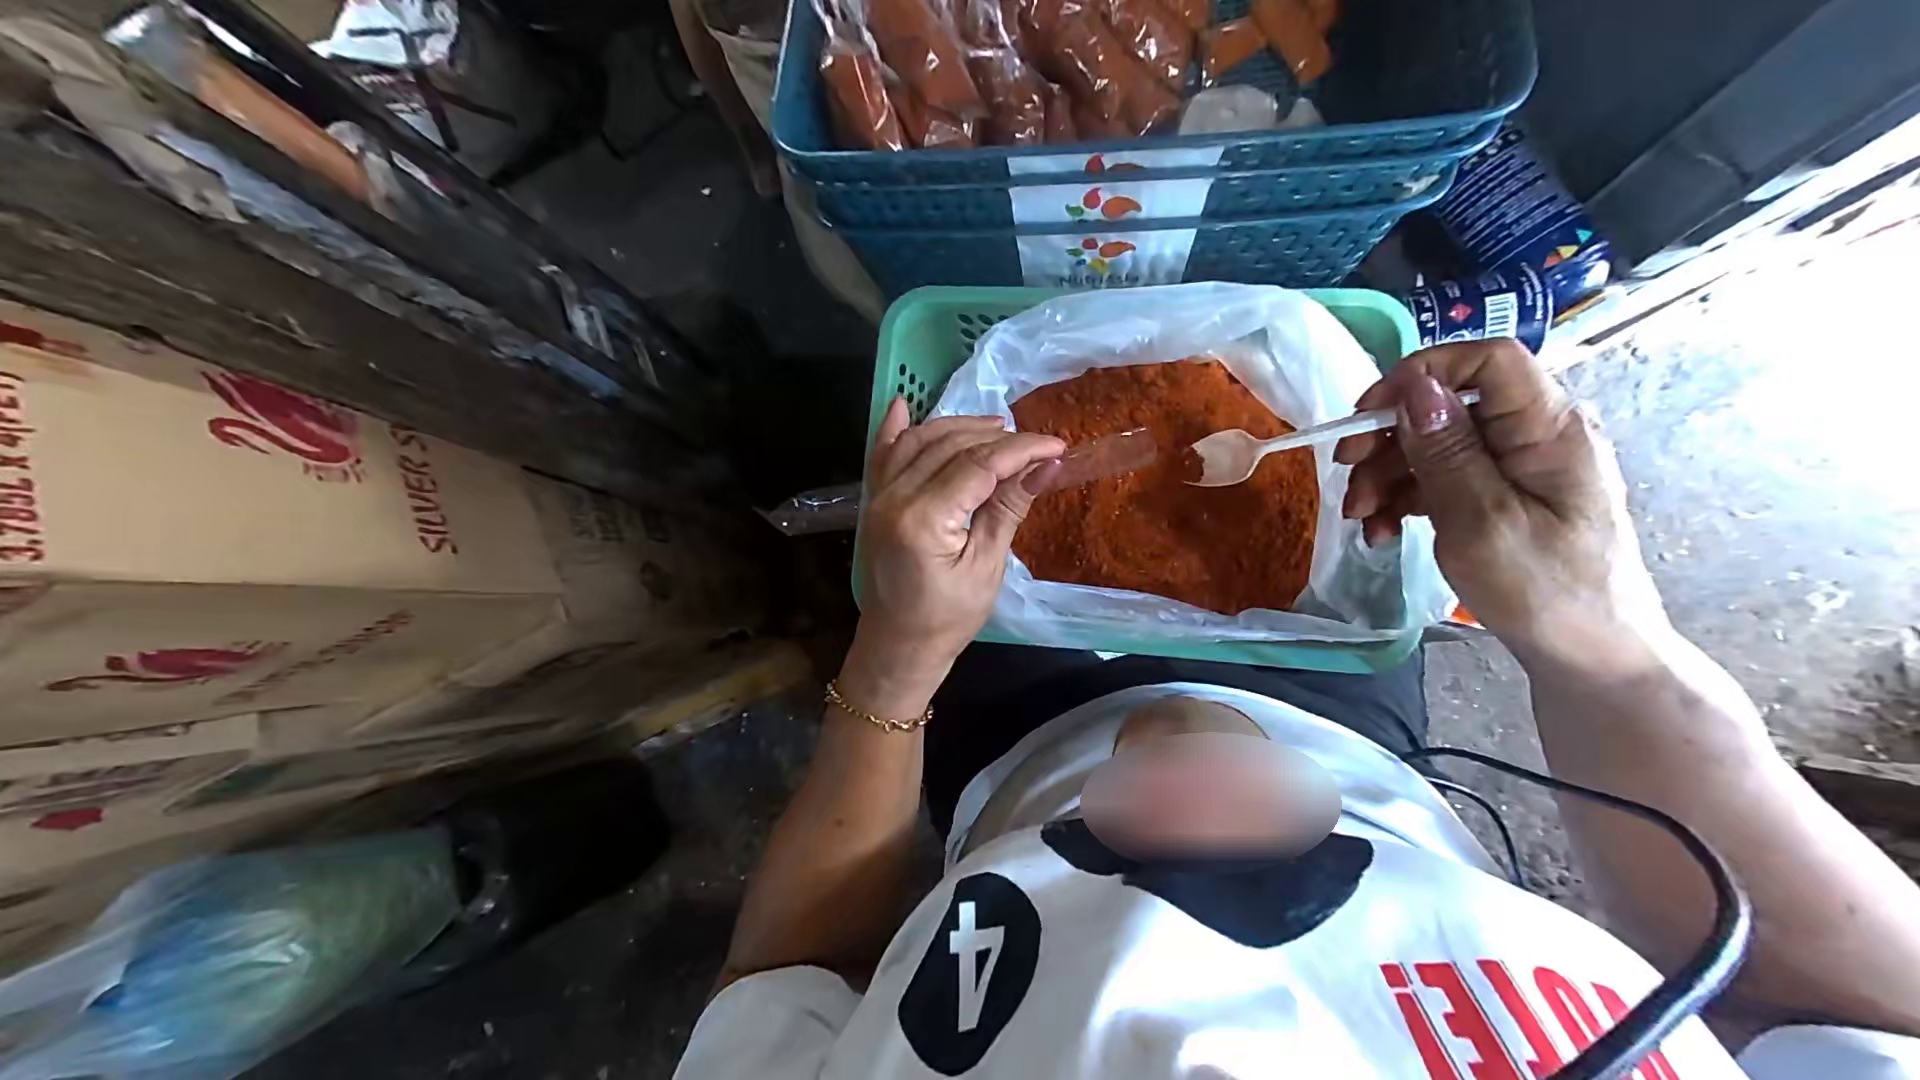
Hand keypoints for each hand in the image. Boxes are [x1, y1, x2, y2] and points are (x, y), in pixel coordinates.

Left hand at [843, 399, 1063, 716]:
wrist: (898, 644)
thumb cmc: (948, 618)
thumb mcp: (987, 567)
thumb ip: (1008, 508)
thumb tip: (1047, 465)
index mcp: (925, 520)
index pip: (980, 465)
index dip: (1021, 450)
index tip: (1056, 446)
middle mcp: (895, 498)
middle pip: (951, 446)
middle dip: (997, 439)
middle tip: (1034, 445)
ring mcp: (878, 497)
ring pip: (919, 440)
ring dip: (958, 427)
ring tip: (996, 427)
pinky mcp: (873, 500)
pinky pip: (882, 453)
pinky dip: (897, 429)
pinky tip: (906, 405)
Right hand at [1333, 340, 1669, 675]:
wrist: (1583, 653)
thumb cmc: (1541, 589)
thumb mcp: (1482, 520)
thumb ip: (1447, 451)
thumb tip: (1415, 387)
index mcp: (1547, 428)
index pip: (1487, 359)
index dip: (1421, 373)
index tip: (1367, 414)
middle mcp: (1530, 435)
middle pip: (1445, 404)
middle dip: (1386, 438)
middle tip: (1344, 473)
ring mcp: (1511, 466)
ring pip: (1429, 444)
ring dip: (1383, 477)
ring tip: (1362, 520)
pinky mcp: (1492, 493)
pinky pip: (1434, 477)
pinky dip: (1400, 499)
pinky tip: (1383, 531)